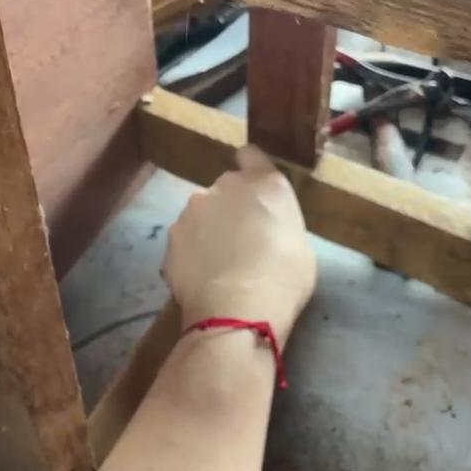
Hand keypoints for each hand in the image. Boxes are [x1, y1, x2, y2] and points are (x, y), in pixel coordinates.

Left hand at [163, 145, 317, 338]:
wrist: (237, 315)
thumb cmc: (283, 280)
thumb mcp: (300, 245)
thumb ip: (278, 222)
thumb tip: (266, 226)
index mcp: (264, 183)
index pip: (251, 155)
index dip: (252, 169)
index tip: (255, 190)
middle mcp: (225, 186)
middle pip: (226, 188)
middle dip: (231, 207)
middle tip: (242, 240)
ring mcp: (192, 210)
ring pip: (202, 213)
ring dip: (209, 229)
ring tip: (219, 265)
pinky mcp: (171, 237)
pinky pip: (185, 239)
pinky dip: (191, 252)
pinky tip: (203, 278)